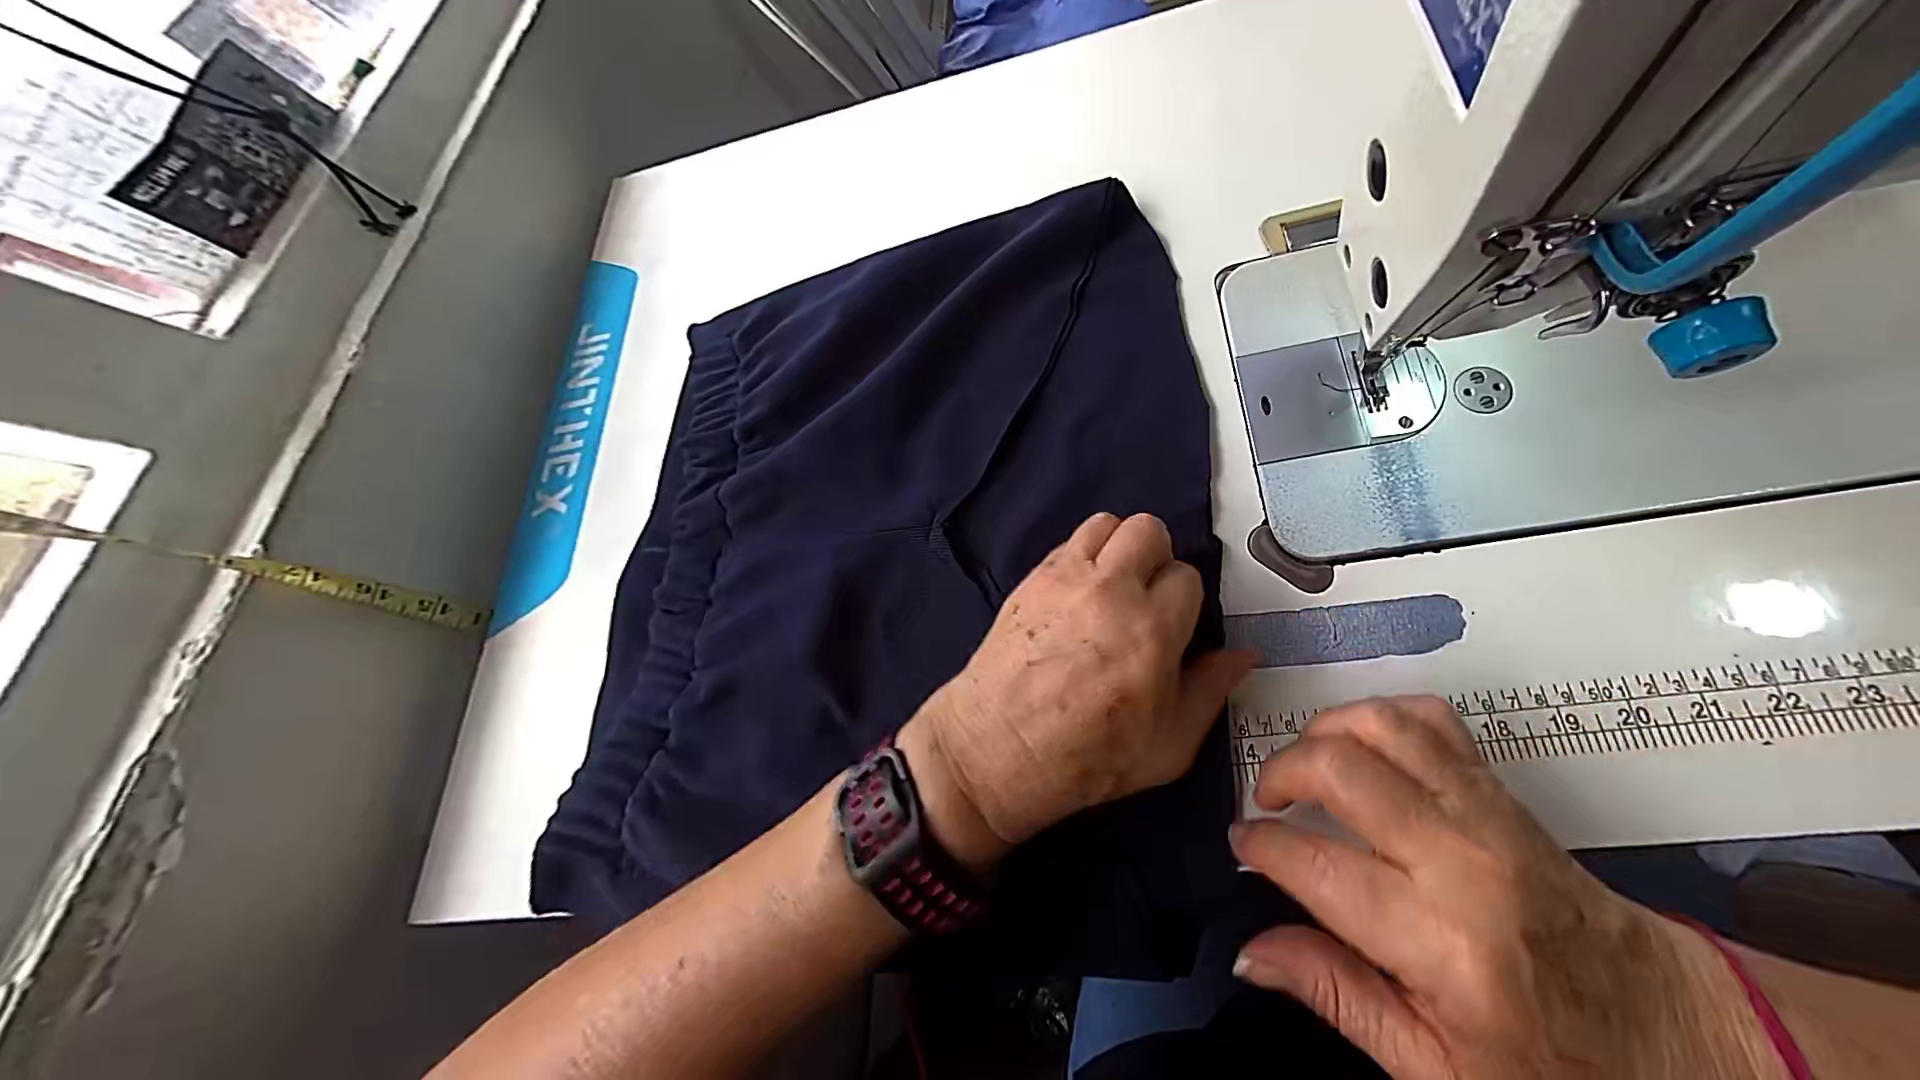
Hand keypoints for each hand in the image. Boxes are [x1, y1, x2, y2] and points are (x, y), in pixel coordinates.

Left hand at [896, 512, 1252, 868]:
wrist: (995, 750)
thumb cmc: (1084, 759)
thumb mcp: (1168, 747)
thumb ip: (1210, 692)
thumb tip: (1241, 655)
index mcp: (1151, 631)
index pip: (1187, 576)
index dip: (1184, 601)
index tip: (1173, 625)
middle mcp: (1108, 592)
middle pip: (1149, 531)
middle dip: (1157, 559)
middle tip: (1147, 596)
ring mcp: (1063, 580)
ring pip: (1107, 524)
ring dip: (1119, 548)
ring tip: (1114, 585)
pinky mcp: (1030, 580)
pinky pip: (1067, 542)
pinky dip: (1082, 556)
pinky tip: (1079, 593)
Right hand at [1229, 697, 1787, 1078]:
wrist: (1680, 1036)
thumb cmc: (1553, 1067)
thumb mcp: (1436, 1069)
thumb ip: (1335, 994)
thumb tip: (1247, 950)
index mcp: (1442, 944)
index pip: (1315, 865)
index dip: (1259, 846)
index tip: (1242, 847)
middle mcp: (1463, 862)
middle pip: (1340, 769)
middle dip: (1279, 772)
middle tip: (1268, 802)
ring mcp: (1489, 816)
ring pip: (1383, 726)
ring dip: (1323, 732)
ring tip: (1307, 767)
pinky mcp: (1504, 793)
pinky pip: (1432, 720)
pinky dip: (1382, 718)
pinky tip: (1364, 750)